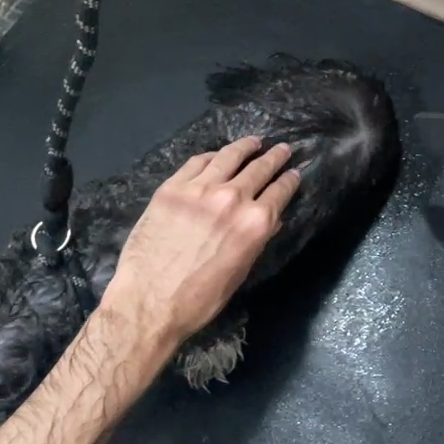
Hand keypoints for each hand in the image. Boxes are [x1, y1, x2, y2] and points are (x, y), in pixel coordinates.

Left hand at [99, 137, 302, 347]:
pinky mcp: (172, 188)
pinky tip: (216, 155)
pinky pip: (197, 162)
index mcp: (255, 223)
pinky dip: (212, 156)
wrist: (149, 302)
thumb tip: (270, 220)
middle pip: (259, 168)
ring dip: (245, 146)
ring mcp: (200, 189)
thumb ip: (256, 240)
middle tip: (282, 148)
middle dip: (274, 157)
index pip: (280, 191)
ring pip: (229, 157)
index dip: (290, 180)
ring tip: (253, 141)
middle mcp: (232, 198)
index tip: (294, 173)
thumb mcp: (240, 271)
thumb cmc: (200, 299)